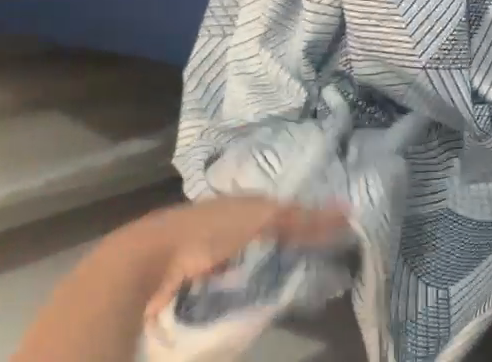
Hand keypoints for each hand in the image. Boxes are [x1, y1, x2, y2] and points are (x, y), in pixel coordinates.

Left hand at [135, 197, 349, 320]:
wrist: (141, 264)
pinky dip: (223, 283)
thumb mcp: (266, 219)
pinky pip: (209, 277)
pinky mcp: (175, 274)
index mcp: (238, 199)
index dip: (294, 216)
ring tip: (268, 280)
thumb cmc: (209, 231)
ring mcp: (192, 246)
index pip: (273, 205)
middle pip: (250, 228)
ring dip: (245, 264)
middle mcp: (216, 217)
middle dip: (269, 240)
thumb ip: (305, 219)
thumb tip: (350, 211)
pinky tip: (234, 292)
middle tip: (294, 258)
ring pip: (229, 253)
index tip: (313, 232)